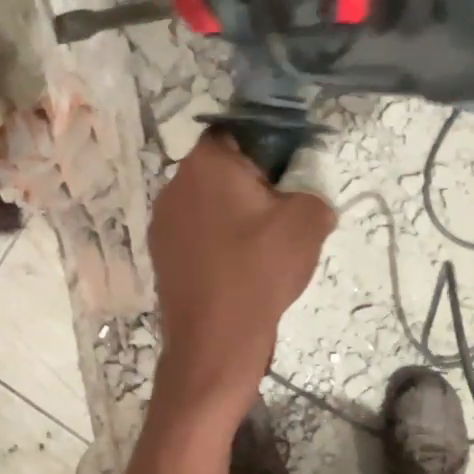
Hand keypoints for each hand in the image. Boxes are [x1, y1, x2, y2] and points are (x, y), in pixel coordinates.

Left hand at [147, 134, 334, 420]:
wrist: (214, 342)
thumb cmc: (258, 272)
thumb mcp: (308, 222)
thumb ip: (313, 192)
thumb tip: (305, 198)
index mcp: (206, 162)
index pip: (238, 131)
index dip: (268, 148)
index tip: (290, 176)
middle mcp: (174, 183)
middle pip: (221, 169)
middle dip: (252, 185)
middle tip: (282, 215)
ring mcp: (162, 221)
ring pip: (208, 203)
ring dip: (235, 216)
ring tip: (263, 248)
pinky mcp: (161, 254)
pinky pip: (197, 233)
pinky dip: (218, 242)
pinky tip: (239, 268)